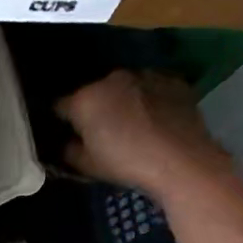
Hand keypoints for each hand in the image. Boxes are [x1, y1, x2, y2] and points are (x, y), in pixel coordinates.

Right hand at [55, 70, 231, 196]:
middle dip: (94, 109)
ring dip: (121, 101)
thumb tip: (65, 144)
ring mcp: (144, 76)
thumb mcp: (87, 167)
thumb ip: (68, 152)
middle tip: (102, 133)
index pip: (59, 106)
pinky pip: (151, 88)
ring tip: (132, 125)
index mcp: (84, 100)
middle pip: (93, 93)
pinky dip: (148, 99)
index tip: (68, 136)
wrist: (182, 161)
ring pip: (123, 88)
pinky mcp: (171, 80)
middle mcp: (111, 80)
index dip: (62, 122)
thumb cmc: (127, 165)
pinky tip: (155, 119)